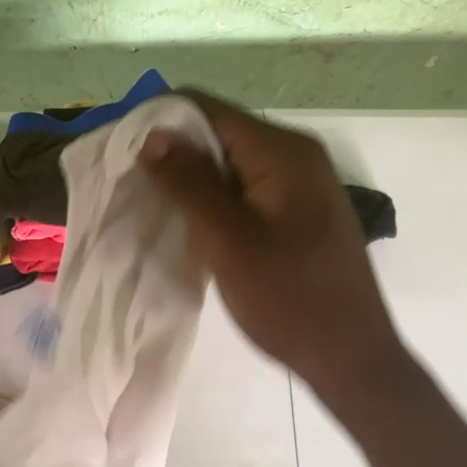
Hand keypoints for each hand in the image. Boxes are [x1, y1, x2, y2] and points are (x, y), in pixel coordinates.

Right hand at [142, 92, 405, 392]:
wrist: (348, 357)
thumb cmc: (287, 298)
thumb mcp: (228, 239)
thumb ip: (189, 182)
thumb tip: (152, 134)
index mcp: (283, 152)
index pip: (207, 109)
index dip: (158, 124)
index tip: (119, 153)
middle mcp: (294, 156)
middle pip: (216, 132)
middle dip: (169, 152)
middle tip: (126, 184)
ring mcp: (297, 184)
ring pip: (226, 162)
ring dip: (185, 178)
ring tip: (145, 203)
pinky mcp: (293, 211)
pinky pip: (240, 187)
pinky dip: (207, 198)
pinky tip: (183, 223)